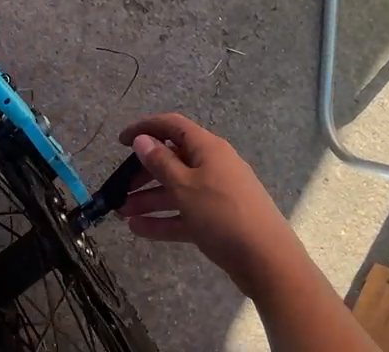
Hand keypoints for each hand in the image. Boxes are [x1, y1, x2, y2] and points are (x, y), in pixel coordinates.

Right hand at [117, 113, 302, 298]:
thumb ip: (161, 162)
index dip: (145, 129)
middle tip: (120, 187)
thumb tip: (143, 139)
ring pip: (177, 190)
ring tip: (122, 213)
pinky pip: (186, 213)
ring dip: (149, 199)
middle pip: (172, 160)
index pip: (172, 126)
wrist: (269, 262)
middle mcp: (213, 165)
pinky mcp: (219, 220)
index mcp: (207, 148)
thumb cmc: (223, 215)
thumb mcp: (185, 187)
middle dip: (144, 173)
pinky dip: (164, 219)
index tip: (121, 142)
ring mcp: (217, 194)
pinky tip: (139, 230)